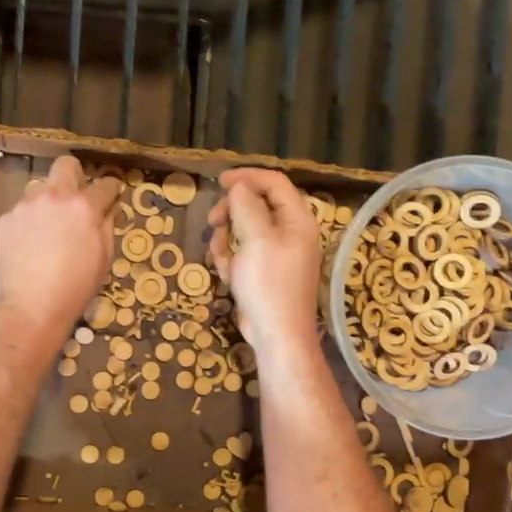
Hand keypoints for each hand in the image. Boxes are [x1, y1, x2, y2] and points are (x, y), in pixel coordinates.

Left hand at [0, 156, 120, 342]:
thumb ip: (107, 225)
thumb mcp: (104, 258)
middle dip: (76, 176)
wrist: (30, 308)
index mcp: (84, 206)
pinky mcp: (5, 219)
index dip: (111, 190)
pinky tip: (29, 244)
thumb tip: (108, 208)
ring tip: (48, 227)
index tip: (110, 197)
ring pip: (40, 188)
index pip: (105, 184)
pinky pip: (22, 211)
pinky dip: (29, 221)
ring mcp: (25, 205)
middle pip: (66, 165)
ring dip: (48, 200)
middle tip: (76, 199)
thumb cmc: (76, 288)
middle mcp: (54, 196)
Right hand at [207, 169, 321, 355]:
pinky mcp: (264, 272)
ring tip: (221, 254)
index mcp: (297, 219)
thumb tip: (238, 187)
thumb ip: (246, 207)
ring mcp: (277, 253)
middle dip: (231, 211)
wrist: (277, 335)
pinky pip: (243, 253)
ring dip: (228, 238)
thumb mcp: (256, 239)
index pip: (274, 182)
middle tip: (213, 220)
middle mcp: (290, 232)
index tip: (219, 182)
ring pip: (245, 230)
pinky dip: (231, 259)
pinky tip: (228, 275)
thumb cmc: (269, 284)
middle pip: (257, 205)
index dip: (247, 177)